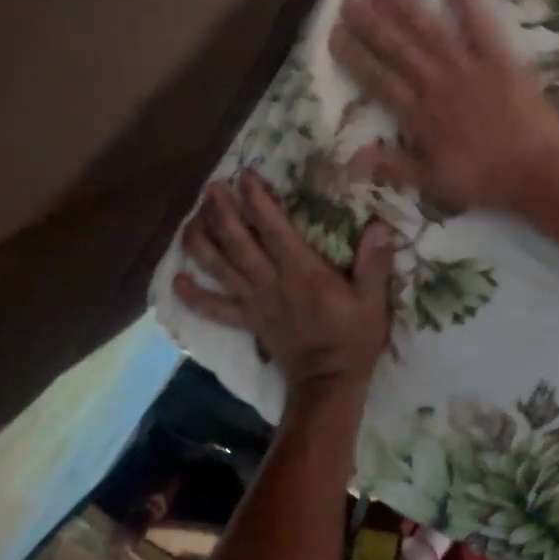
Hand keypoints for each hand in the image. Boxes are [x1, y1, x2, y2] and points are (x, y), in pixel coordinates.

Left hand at [173, 171, 394, 394]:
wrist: (328, 383)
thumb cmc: (353, 339)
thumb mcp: (373, 300)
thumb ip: (374, 262)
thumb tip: (382, 225)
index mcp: (302, 272)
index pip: (274, 228)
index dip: (258, 200)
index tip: (246, 176)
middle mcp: (271, 282)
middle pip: (238, 243)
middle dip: (222, 213)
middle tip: (211, 188)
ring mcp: (255, 303)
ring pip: (220, 269)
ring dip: (202, 243)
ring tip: (189, 220)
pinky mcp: (248, 322)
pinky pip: (214, 309)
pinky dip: (194, 295)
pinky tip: (176, 281)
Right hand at [330, 0, 558, 212]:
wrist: (538, 175)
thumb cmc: (486, 182)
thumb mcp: (434, 183)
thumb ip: (393, 166)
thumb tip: (351, 158)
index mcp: (421, 117)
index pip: (380, 81)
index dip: (356, 56)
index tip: (335, 31)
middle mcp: (439, 86)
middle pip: (399, 49)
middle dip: (372, 22)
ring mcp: (471, 70)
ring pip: (432, 32)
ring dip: (407, 6)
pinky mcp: (503, 61)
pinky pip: (483, 28)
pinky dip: (469, 4)